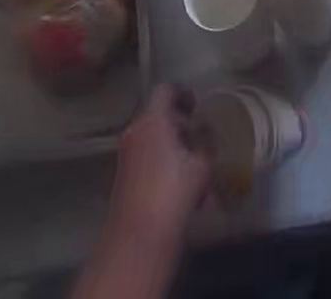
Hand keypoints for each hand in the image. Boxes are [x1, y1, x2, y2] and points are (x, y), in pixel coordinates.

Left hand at [109, 84, 212, 240]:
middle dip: (183, 128)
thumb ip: (206, 143)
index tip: (198, 107)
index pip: (165, 90)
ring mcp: (126, 154)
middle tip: (202, 142)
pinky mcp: (124, 177)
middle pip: (160, 116)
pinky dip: (166, 166)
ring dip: (177, 150)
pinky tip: (186, 193)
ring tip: (200, 175)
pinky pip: (148, 160)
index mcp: (152, 120)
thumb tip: (207, 132)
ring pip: (155, 141)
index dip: (183, 93)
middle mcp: (135, 131)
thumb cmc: (172, 193)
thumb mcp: (202, 166)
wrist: (137, 239)